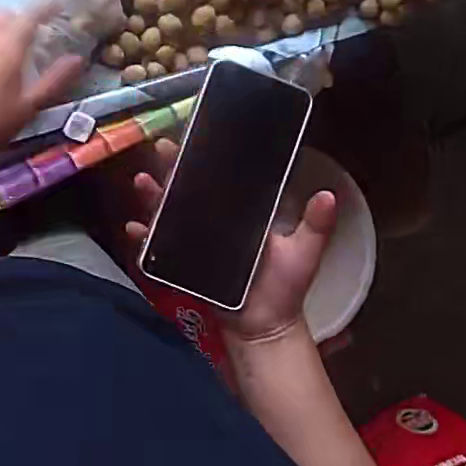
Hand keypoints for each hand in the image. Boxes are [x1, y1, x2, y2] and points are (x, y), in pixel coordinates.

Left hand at [0, 6, 83, 165]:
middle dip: (20, 18)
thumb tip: (79, 59)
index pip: (30, 16)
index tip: (57, 5)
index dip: (45, 8)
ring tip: (6, 41)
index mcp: (7, 47)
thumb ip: (56, 80)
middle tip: (32, 32)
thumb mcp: (29, 106)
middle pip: (5, 15)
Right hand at [124, 137, 340, 345]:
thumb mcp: (303, 253)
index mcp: (237, 213)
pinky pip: (156, 248)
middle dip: (171, 169)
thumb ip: (316, 226)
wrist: (262, 327)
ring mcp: (191, 241)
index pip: (216, 179)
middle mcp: (210, 221)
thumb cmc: (282, 288)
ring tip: (143, 183)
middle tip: (163, 150)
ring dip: (152, 197)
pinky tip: (135, 229)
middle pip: (186, 189)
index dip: (202, 158)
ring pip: (167, 212)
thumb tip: (330, 196)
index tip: (191, 138)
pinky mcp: (179, 262)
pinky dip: (143, 238)